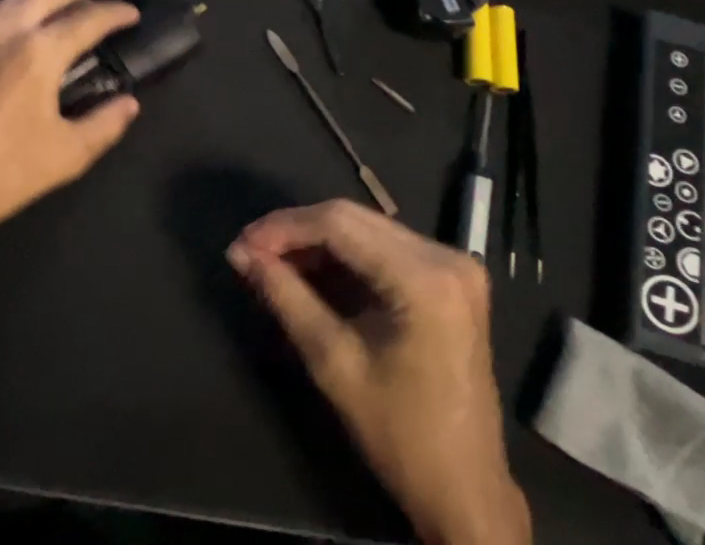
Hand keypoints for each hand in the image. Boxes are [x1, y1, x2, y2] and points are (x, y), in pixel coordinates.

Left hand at [0, 0, 141, 271]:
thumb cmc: (4, 172)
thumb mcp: (67, 154)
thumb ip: (105, 123)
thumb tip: (128, 103)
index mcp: (39, 51)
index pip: (88, 17)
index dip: (116, 13)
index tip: (133, 15)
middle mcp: (7, 29)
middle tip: (100, 21)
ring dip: (48, 1)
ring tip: (66, 28)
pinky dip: (22, 13)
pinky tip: (30, 43)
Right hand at [228, 201, 529, 544]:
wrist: (464, 486)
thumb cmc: (398, 432)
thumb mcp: (332, 361)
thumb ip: (285, 296)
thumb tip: (240, 254)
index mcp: (425, 278)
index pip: (338, 224)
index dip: (282, 228)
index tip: (240, 246)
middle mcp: (446, 257)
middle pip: (353, 218)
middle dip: (295, 231)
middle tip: (249, 252)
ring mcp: (454, 266)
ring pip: (366, 228)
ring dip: (316, 242)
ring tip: (270, 262)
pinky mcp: (451, 280)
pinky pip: (384, 249)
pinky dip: (343, 256)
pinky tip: (309, 272)